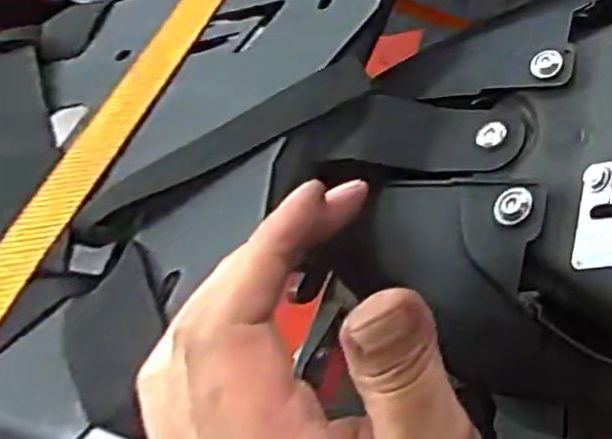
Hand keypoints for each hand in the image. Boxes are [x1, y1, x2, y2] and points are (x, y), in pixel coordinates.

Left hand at [137, 179, 478, 438]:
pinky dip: (256, 328)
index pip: (227, 322)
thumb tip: (382, 295)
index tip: (324, 197)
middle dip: (257, 253)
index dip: (271, 243)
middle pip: (185, 340)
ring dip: (249, 287)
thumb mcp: (426, 438)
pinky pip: (216, 389)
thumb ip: (401, 369)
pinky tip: (315, 317)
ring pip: (185, 366)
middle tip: (325, 208)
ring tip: (314, 245)